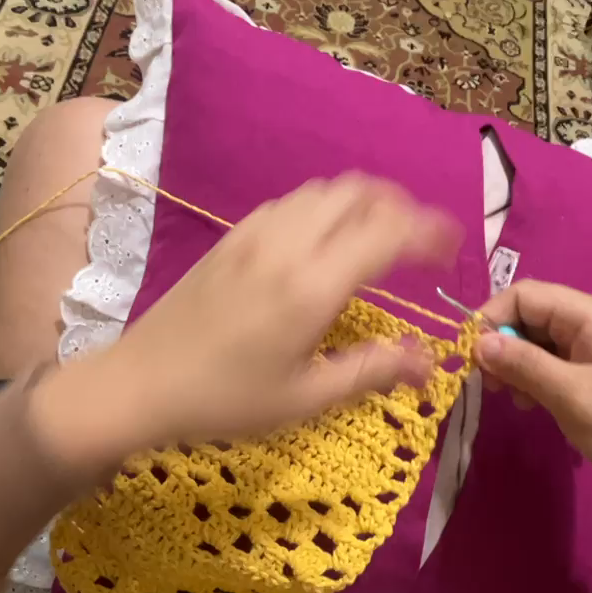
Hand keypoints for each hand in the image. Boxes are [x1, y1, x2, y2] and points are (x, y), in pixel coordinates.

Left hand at [33, 174, 459, 470]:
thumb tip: (429, 362)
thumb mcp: (304, 398)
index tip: (451, 248)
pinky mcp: (229, 238)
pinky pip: (289, 203)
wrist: (139, 384)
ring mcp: (253, 235)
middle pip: (358, 195)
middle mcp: (286, 244)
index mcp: (311, 285)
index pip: (388, 232)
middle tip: (418, 243)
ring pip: (322, 192)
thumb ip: (370, 371)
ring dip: (360, 203)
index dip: (429, 232)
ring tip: (376, 237)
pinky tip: (320, 242)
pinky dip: (322, 208)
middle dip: (400, 208)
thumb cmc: (225, 400)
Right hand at [475, 281, 591, 532]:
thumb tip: (478, 341)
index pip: (527, 294)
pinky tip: (532, 407)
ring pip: (541, 346)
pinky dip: (536, 383)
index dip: (492, 316)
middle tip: (488, 384)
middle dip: (502, 345)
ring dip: (517, 367)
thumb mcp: (569, 393)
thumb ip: (522, 363)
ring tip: (512, 400)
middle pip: (532, 318)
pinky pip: (556, 370)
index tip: (469, 355)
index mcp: (591, 316)